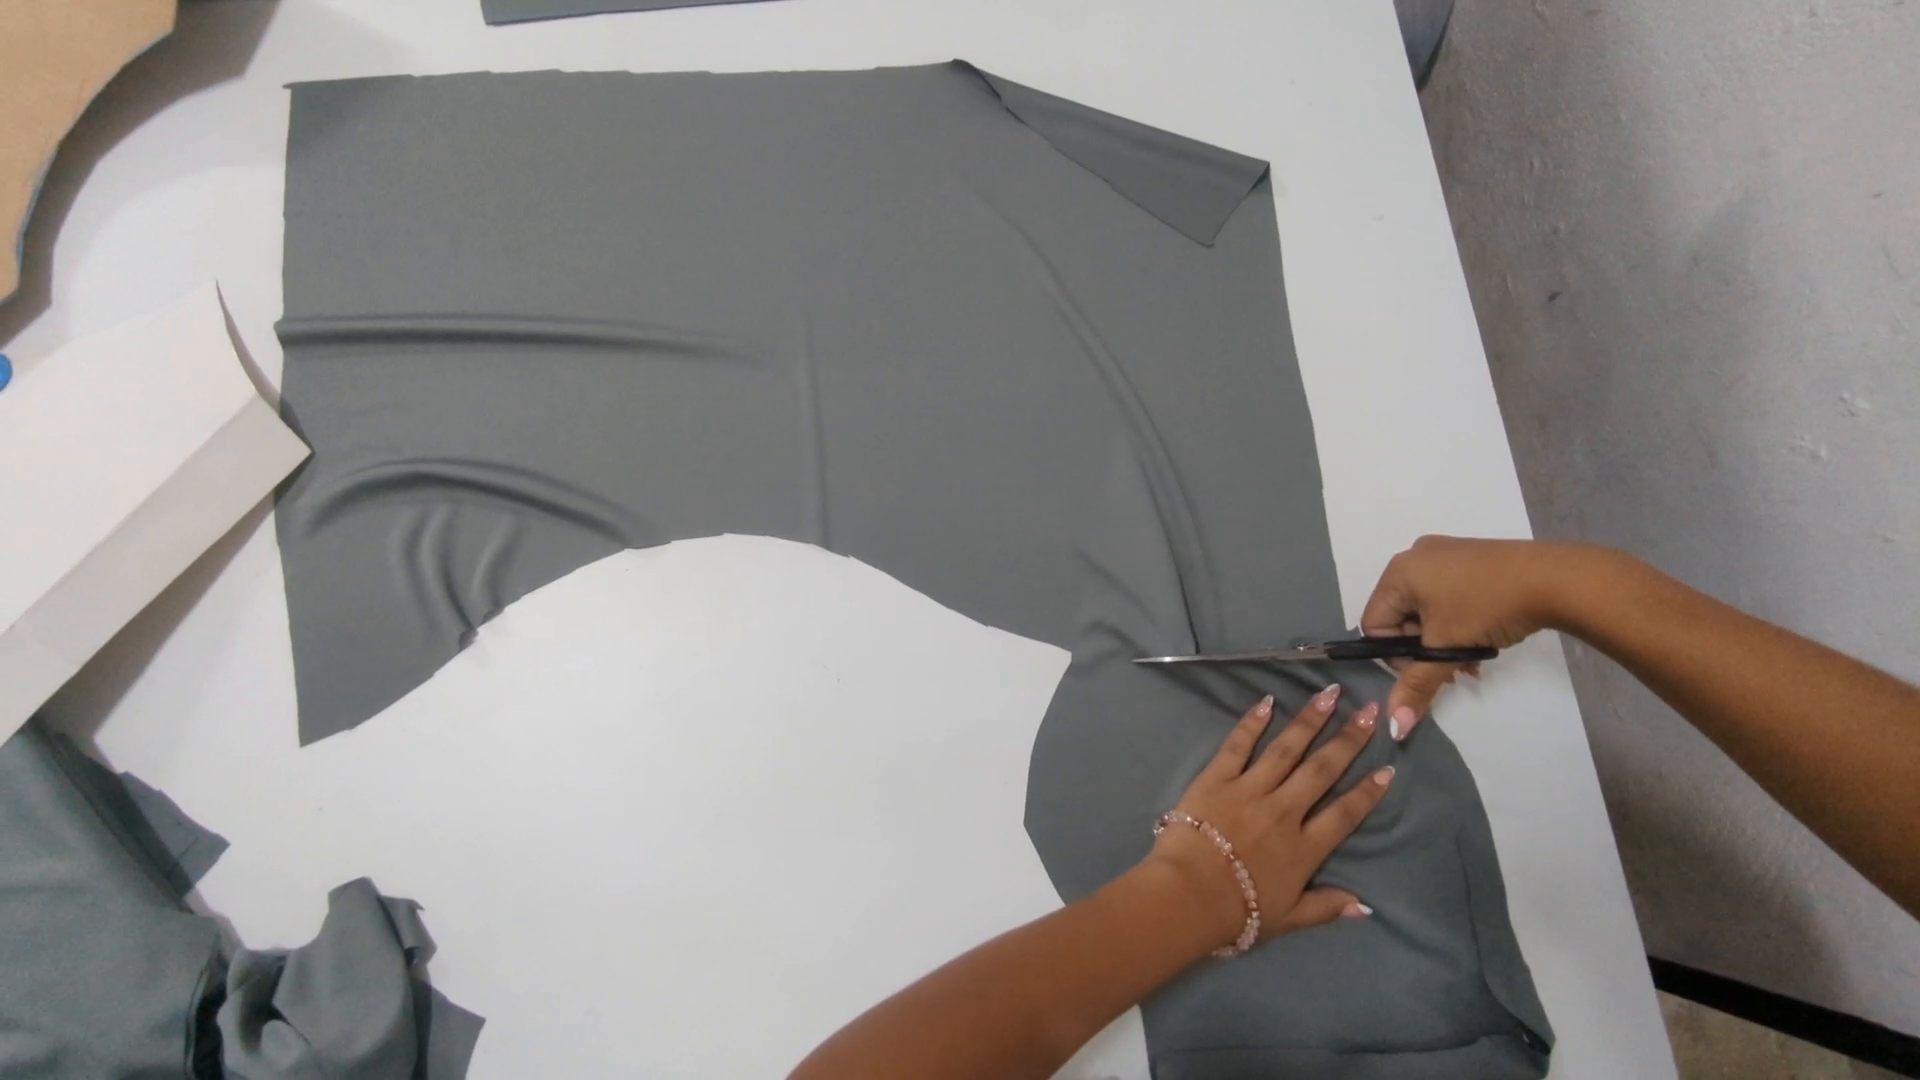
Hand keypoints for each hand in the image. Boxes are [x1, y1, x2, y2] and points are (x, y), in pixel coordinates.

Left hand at [1143, 689, 1393, 949]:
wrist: (1189, 895)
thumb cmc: (1237, 913)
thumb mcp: (1289, 918)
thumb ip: (1326, 907)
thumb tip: (1366, 906)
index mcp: (1304, 847)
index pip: (1345, 814)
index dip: (1368, 792)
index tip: (1388, 769)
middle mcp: (1283, 811)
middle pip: (1321, 770)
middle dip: (1347, 739)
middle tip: (1368, 710)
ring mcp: (1249, 790)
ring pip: (1286, 749)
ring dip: (1309, 720)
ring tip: (1329, 693)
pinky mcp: (1216, 778)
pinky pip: (1238, 746)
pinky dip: (1252, 723)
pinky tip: (1267, 701)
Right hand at [1361, 535, 1579, 738]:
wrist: (1559, 578)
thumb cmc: (1488, 607)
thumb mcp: (1448, 648)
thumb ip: (1417, 685)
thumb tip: (1394, 728)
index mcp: (1397, 573)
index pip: (1374, 624)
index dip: (1397, 653)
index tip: (1430, 665)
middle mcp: (1414, 556)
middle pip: (1400, 616)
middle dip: (1424, 646)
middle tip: (1455, 663)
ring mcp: (1445, 552)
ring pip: (1427, 607)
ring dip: (1443, 637)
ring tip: (1474, 653)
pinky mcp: (1471, 556)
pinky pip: (1448, 593)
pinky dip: (1458, 618)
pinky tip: (1485, 632)